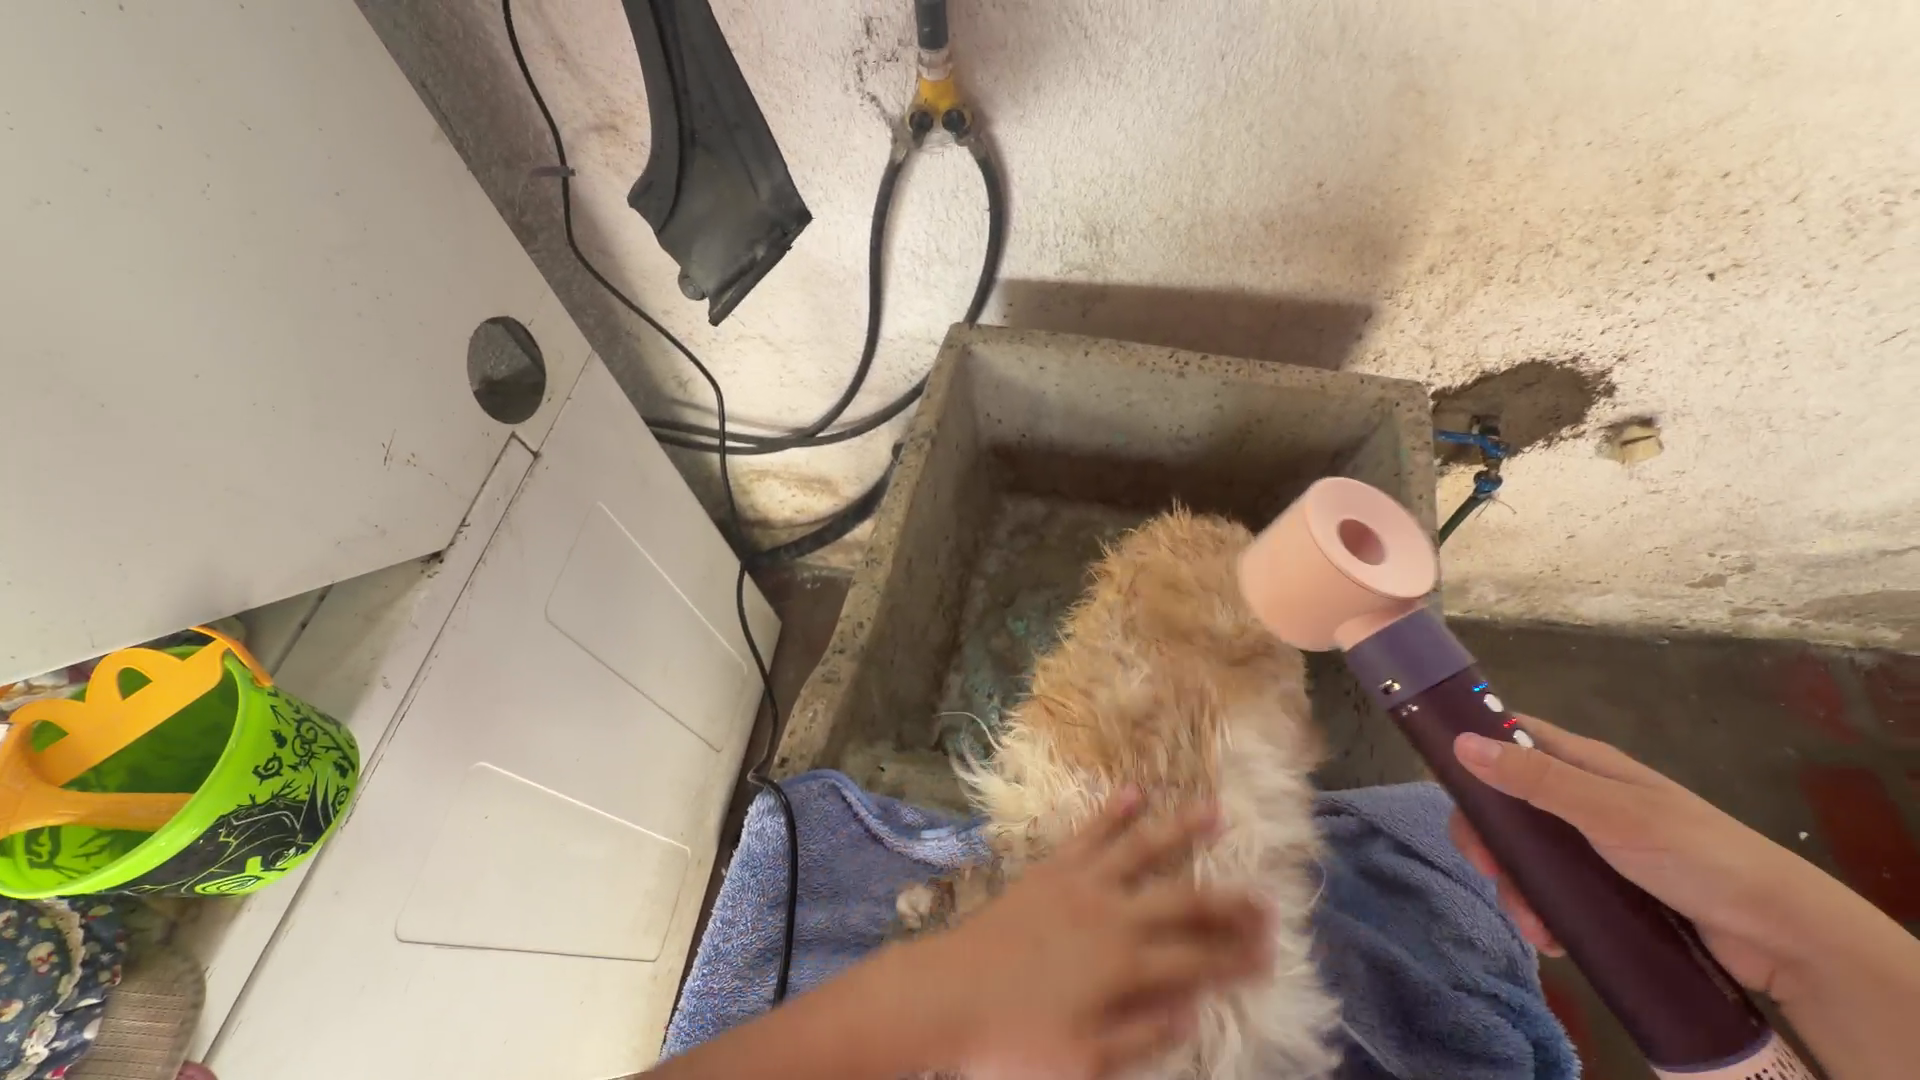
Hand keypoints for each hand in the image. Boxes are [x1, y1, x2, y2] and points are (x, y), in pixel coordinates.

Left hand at [897, 791, 1272, 1078]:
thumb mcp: (1084, 1061)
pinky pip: (1088, 834)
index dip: (1237, 959)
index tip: (1271, 952)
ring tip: (1214, 810)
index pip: (1198, 962)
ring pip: (1142, 850)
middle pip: (1184, 902)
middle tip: (1266, 897)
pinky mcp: (1051, 868)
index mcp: (1125, 968)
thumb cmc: (1013, 1038)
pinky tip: (1133, 792)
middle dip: (1229, 901)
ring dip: (1180, 830)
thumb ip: (1142, 1036)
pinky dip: (1111, 812)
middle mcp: (1112, 917)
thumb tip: (1194, 1012)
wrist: (948, 992)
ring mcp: (1081, 885)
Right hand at [1448, 715, 1851, 994]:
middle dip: (1487, 837)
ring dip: (1515, 885)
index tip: (1445, 780)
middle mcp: (1582, 798)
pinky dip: (1541, 910)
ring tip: (1531, 925)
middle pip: (1506, 802)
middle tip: (1486, 869)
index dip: (1473, 747)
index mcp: (1583, 765)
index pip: (1512, 737)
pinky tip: (1549, 936)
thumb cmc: (1697, 855)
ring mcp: (1593, 845)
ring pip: (1525, 853)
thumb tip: (1461, 744)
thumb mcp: (1610, 813)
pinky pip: (1552, 889)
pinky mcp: (1605, 888)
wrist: (1784, 936)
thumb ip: (1536, 780)